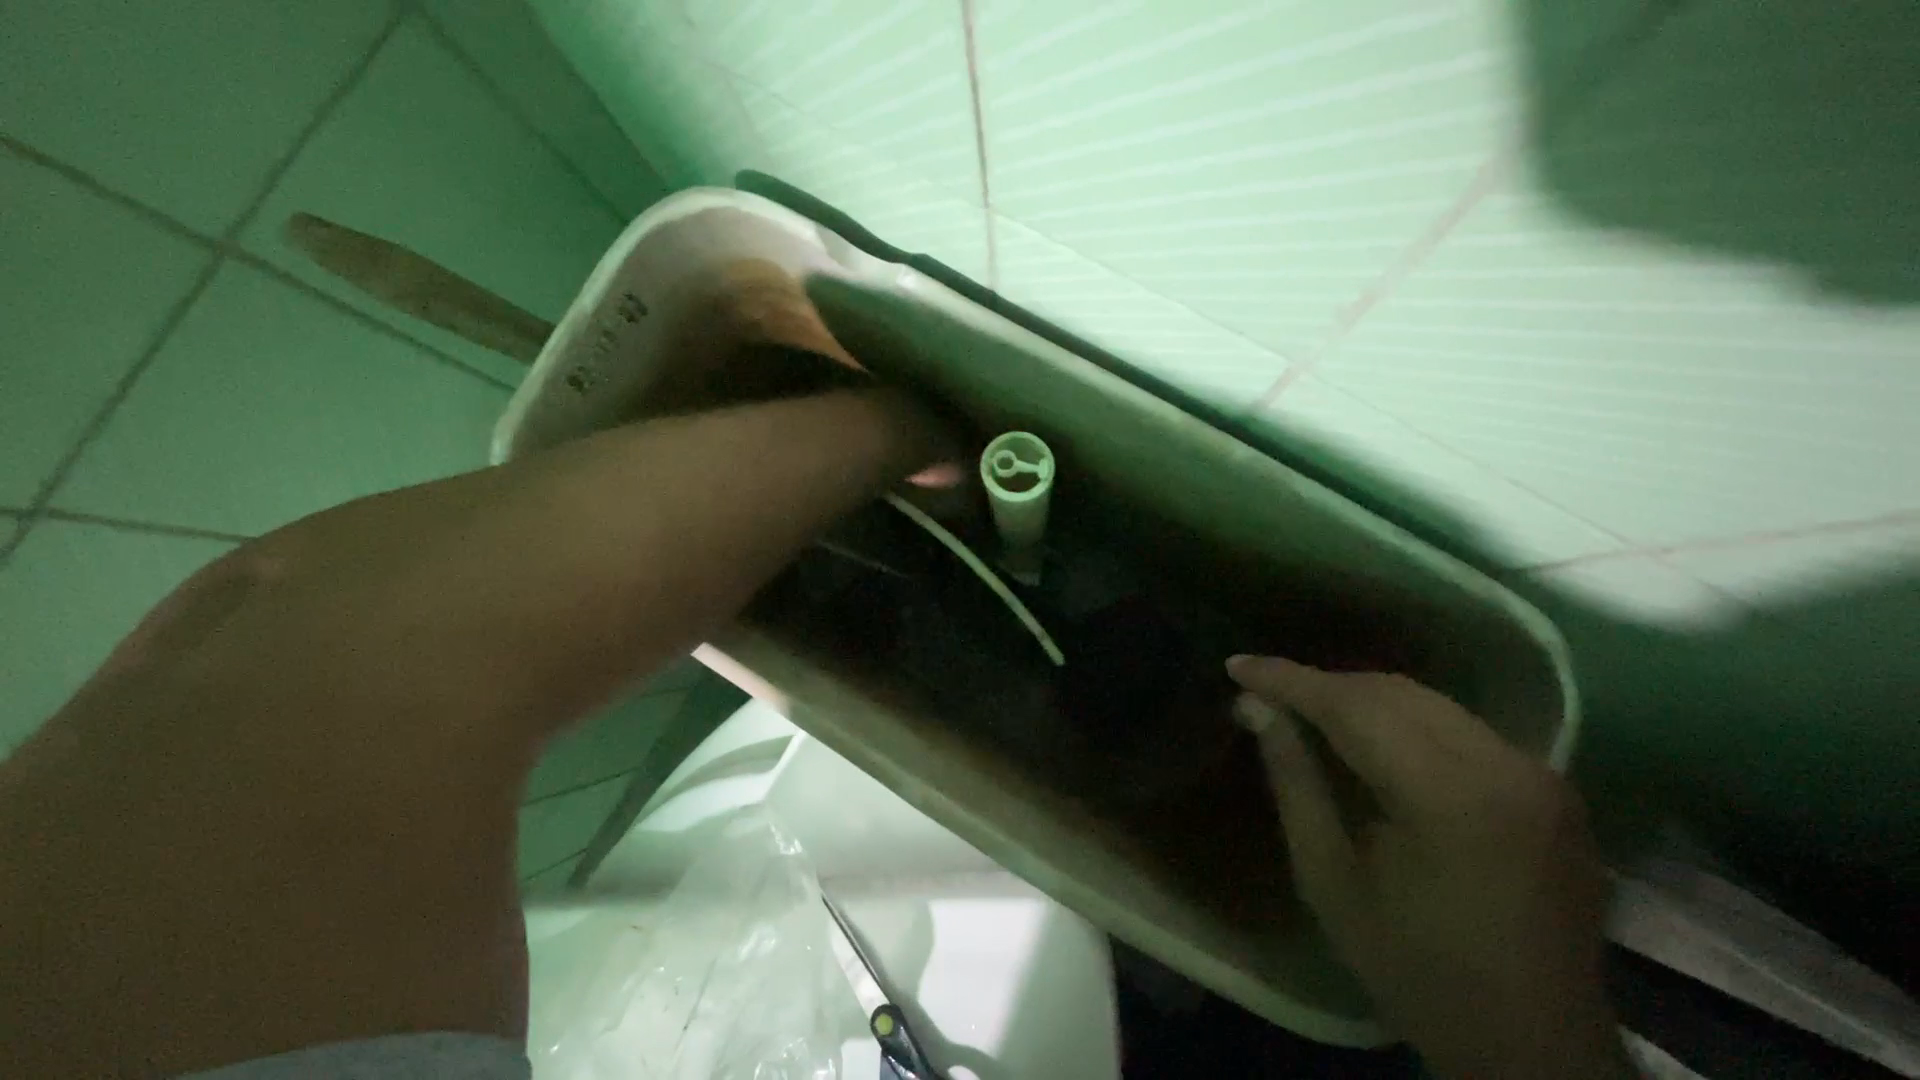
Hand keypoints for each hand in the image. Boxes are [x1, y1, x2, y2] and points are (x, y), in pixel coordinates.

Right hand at [1226, 656, 1632, 1079]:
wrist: (1535, 1045)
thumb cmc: (1415, 970)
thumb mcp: (1331, 880)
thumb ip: (1296, 782)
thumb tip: (1255, 709)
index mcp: (1448, 796)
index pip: (1354, 706)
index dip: (1289, 679)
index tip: (1236, 664)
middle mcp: (1504, 766)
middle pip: (1396, 692)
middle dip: (1325, 684)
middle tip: (1266, 692)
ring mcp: (1539, 774)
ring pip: (1432, 702)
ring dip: (1365, 698)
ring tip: (1309, 709)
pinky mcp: (1552, 787)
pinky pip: (1463, 728)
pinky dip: (1408, 721)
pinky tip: (1373, 739)